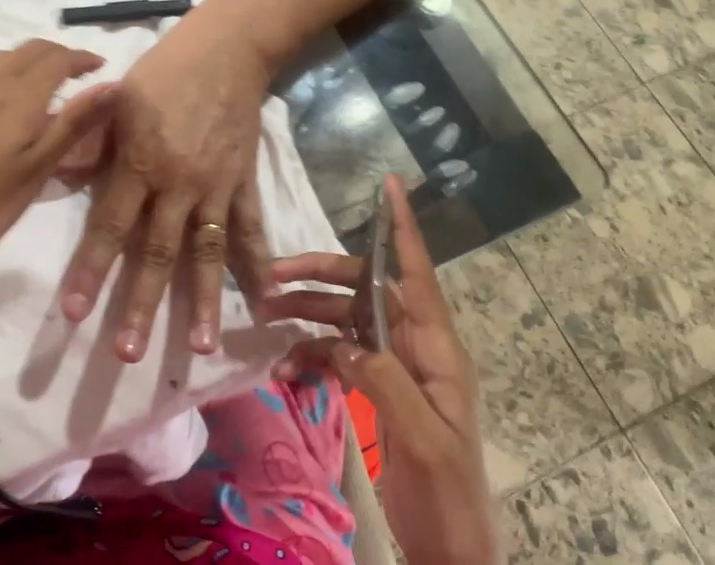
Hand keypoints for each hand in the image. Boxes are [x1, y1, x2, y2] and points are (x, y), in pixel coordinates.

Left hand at [0, 40, 117, 292]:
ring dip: (32, 62)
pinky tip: (8, 109)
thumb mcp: (33, 174)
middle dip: (59, 56)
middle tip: (81, 78)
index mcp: (17, 97)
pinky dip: (7, 75)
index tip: (102, 68)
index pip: (57, 59)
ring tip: (50, 90)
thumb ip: (72, 125)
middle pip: (29, 51)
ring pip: (3, 60)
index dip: (83, 59)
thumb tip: (112, 84)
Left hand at [58, 20, 277, 361]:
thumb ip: (93, 143)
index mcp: (139, 162)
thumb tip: (58, 176)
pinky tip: (265, 299)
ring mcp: (215, 186)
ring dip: (203, 300)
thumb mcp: (119, 100)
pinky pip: (251, 228)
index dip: (91, 269)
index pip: (110, 225)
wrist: (226, 49)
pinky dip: (258, 263)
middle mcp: (177, 183)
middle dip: (142, 304)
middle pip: (156, 251)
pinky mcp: (244, 182)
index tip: (74, 313)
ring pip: (206, 251)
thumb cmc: (163, 72)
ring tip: (200, 346)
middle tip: (128, 353)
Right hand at [263, 176, 497, 564]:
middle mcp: (415, 346)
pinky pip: (337, 358)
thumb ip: (386, 381)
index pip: (417, 275)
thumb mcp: (423, 437)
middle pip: (364, 291)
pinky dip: (309, 358)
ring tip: (262, 322)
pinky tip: (284, 372)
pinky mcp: (376, 390)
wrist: (451, 548)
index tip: (390, 185)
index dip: (403, 229)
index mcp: (437, 348)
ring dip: (305, 318)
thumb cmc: (448, 492)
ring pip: (344, 321)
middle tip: (270, 278)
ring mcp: (394, 367)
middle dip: (319, 277)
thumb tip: (344, 341)